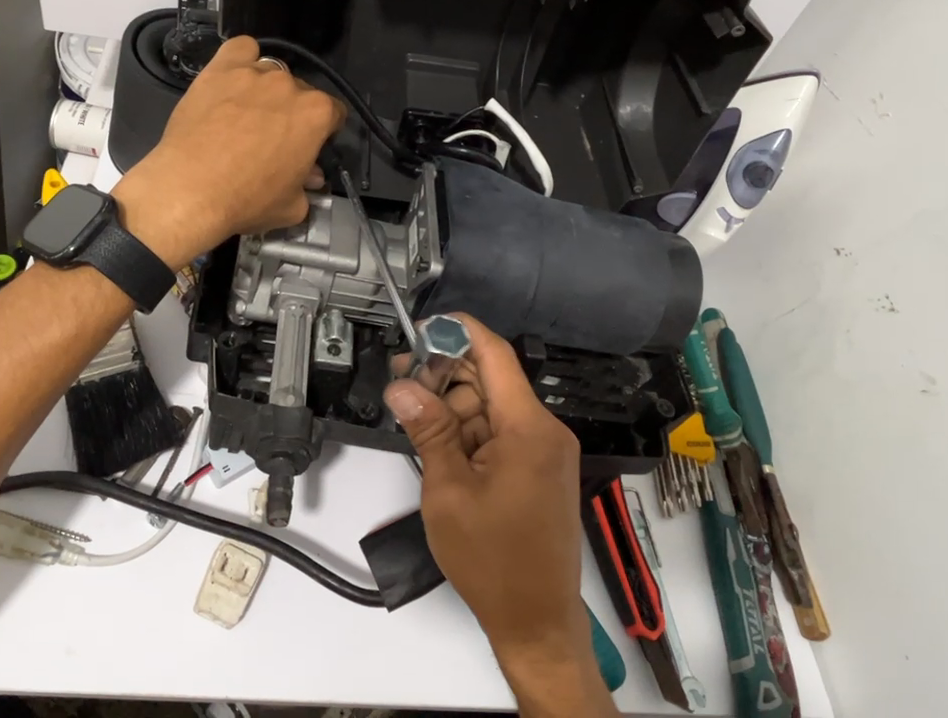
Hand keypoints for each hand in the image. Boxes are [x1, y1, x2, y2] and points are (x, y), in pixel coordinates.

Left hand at [115, 35, 343, 267]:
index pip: (334, 112)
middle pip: (301, 92)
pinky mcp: (219, 69)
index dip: (324, 131)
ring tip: (247, 113)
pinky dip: (242, 59)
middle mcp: (289, 85)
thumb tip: (309, 175)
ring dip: (267, 90)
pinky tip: (234, 79)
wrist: (191, 190)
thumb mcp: (292, 206)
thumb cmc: (247, 200)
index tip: (309, 147)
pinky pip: (240, 48)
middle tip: (273, 139)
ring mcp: (254, 73)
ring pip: (271, 72)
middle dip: (293, 113)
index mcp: (316, 114)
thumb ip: (307, 185)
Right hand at [386, 316, 610, 712]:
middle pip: (491, 379)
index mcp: (528, 429)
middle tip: (402, 379)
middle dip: (447, 373)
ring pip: (493, 405)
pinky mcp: (539, 468)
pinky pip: (502, 431)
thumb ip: (428, 430)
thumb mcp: (448, 491)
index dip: (459, 333)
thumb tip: (402, 386)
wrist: (535, 619)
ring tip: (412, 412)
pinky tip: (438, 437)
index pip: (495, 355)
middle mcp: (544, 431)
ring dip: (454, 404)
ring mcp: (545, 451)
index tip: (424, 327)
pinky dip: (469, 429)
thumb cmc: (492, 560)